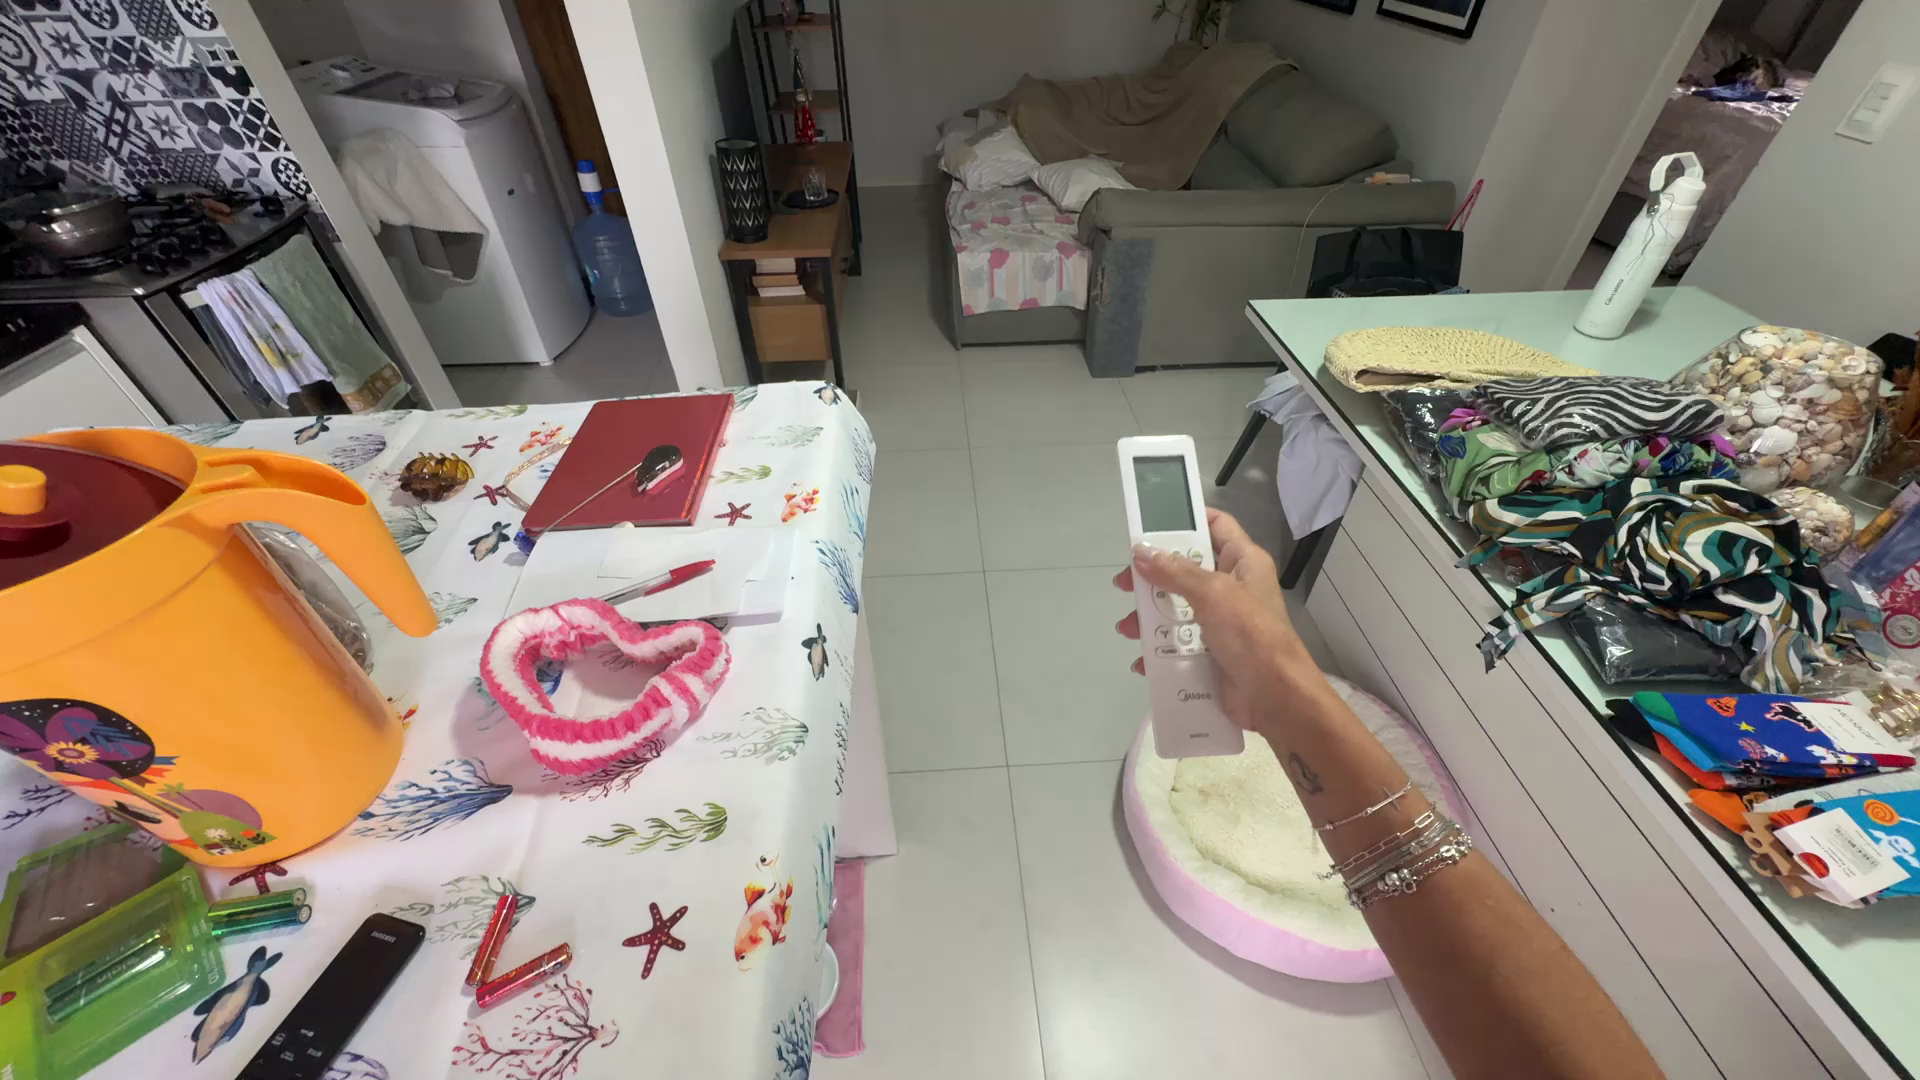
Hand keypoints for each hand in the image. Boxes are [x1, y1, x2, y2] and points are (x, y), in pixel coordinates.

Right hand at [1113, 508, 1321, 732]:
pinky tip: (1143, 660)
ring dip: (1149, 616)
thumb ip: (1175, 571)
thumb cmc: (1250, 636)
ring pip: (1176, 607)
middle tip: (1125, 583)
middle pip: (1185, 568)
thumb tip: (1141, 551)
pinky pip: (1178, 642)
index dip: (1186, 518)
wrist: (1274, 699)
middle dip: (1152, 576)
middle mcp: (1232, 586)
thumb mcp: (1212, 594)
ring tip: (1128, 629)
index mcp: (1243, 562)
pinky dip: (1159, 649)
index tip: (1150, 524)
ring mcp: (1221, 620)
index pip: (1216, 524)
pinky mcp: (1211, 650)